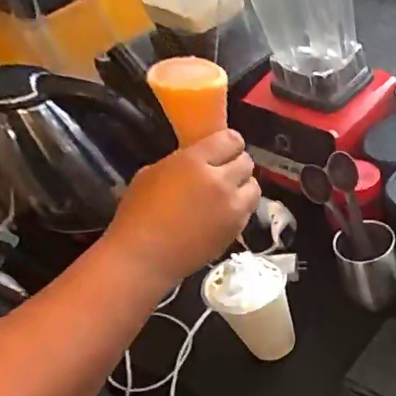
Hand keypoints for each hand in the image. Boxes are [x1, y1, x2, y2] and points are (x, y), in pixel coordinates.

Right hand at [103, 129, 258, 283]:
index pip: (231, 140)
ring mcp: (234, 207)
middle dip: (237, 162)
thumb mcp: (154, 173)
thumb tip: (200, 161)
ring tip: (229, 190)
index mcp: (195, 162)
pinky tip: (225, 209)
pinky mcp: (239, 228)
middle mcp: (221, 182)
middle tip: (224, 169)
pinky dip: (242, 205)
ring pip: (255, 186)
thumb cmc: (139, 212)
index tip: (223, 147)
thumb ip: (183, 162)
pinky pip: (250, 208)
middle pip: (247, 162)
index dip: (230, 142)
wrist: (148, 255)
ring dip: (244, 185)